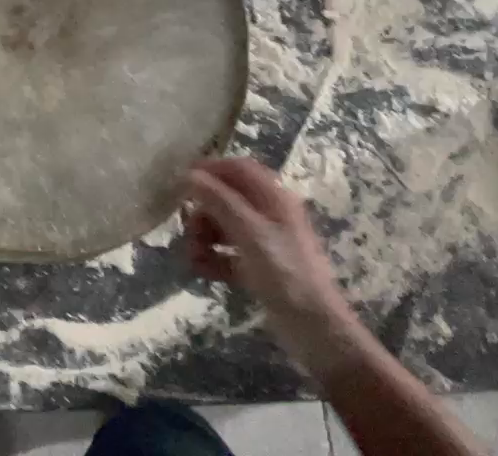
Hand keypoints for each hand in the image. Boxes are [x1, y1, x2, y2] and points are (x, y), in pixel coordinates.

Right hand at [186, 158, 368, 376]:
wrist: (314, 329)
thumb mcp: (249, 232)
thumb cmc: (285, 273)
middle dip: (203, 212)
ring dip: (204, 237)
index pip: (238, 169)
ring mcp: (264, 243)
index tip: (182, 182)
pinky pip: (227, 253)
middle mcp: (269, 215)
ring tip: (194, 257)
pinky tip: (202, 271)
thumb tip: (189, 175)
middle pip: (226, 198)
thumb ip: (219, 201)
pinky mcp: (258, 268)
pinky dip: (213, 258)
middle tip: (189, 230)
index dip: (211, 170)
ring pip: (223, 226)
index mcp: (273, 199)